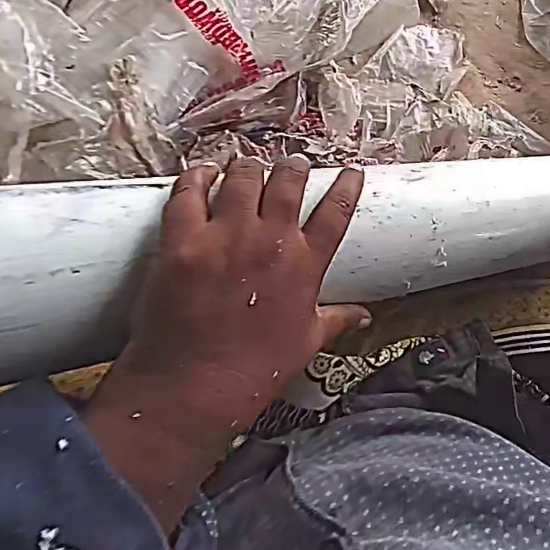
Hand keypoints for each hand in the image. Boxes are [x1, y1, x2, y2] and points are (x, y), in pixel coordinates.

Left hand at [85, 156, 366, 530]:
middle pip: (288, 183)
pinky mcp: (183, 239)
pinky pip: (190, 191)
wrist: (194, 387)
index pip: (335, 212)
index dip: (346, 186)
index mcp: (305, 265)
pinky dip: (197, 175)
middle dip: (294, 166)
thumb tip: (366, 314)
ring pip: (243, 177)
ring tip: (249, 163)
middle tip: (293, 162)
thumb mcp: (307, 342)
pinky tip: (203, 171)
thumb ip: (337, 319)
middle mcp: (270, 242)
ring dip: (249, 166)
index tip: (351, 170)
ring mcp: (226, 237)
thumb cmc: (256, 370)